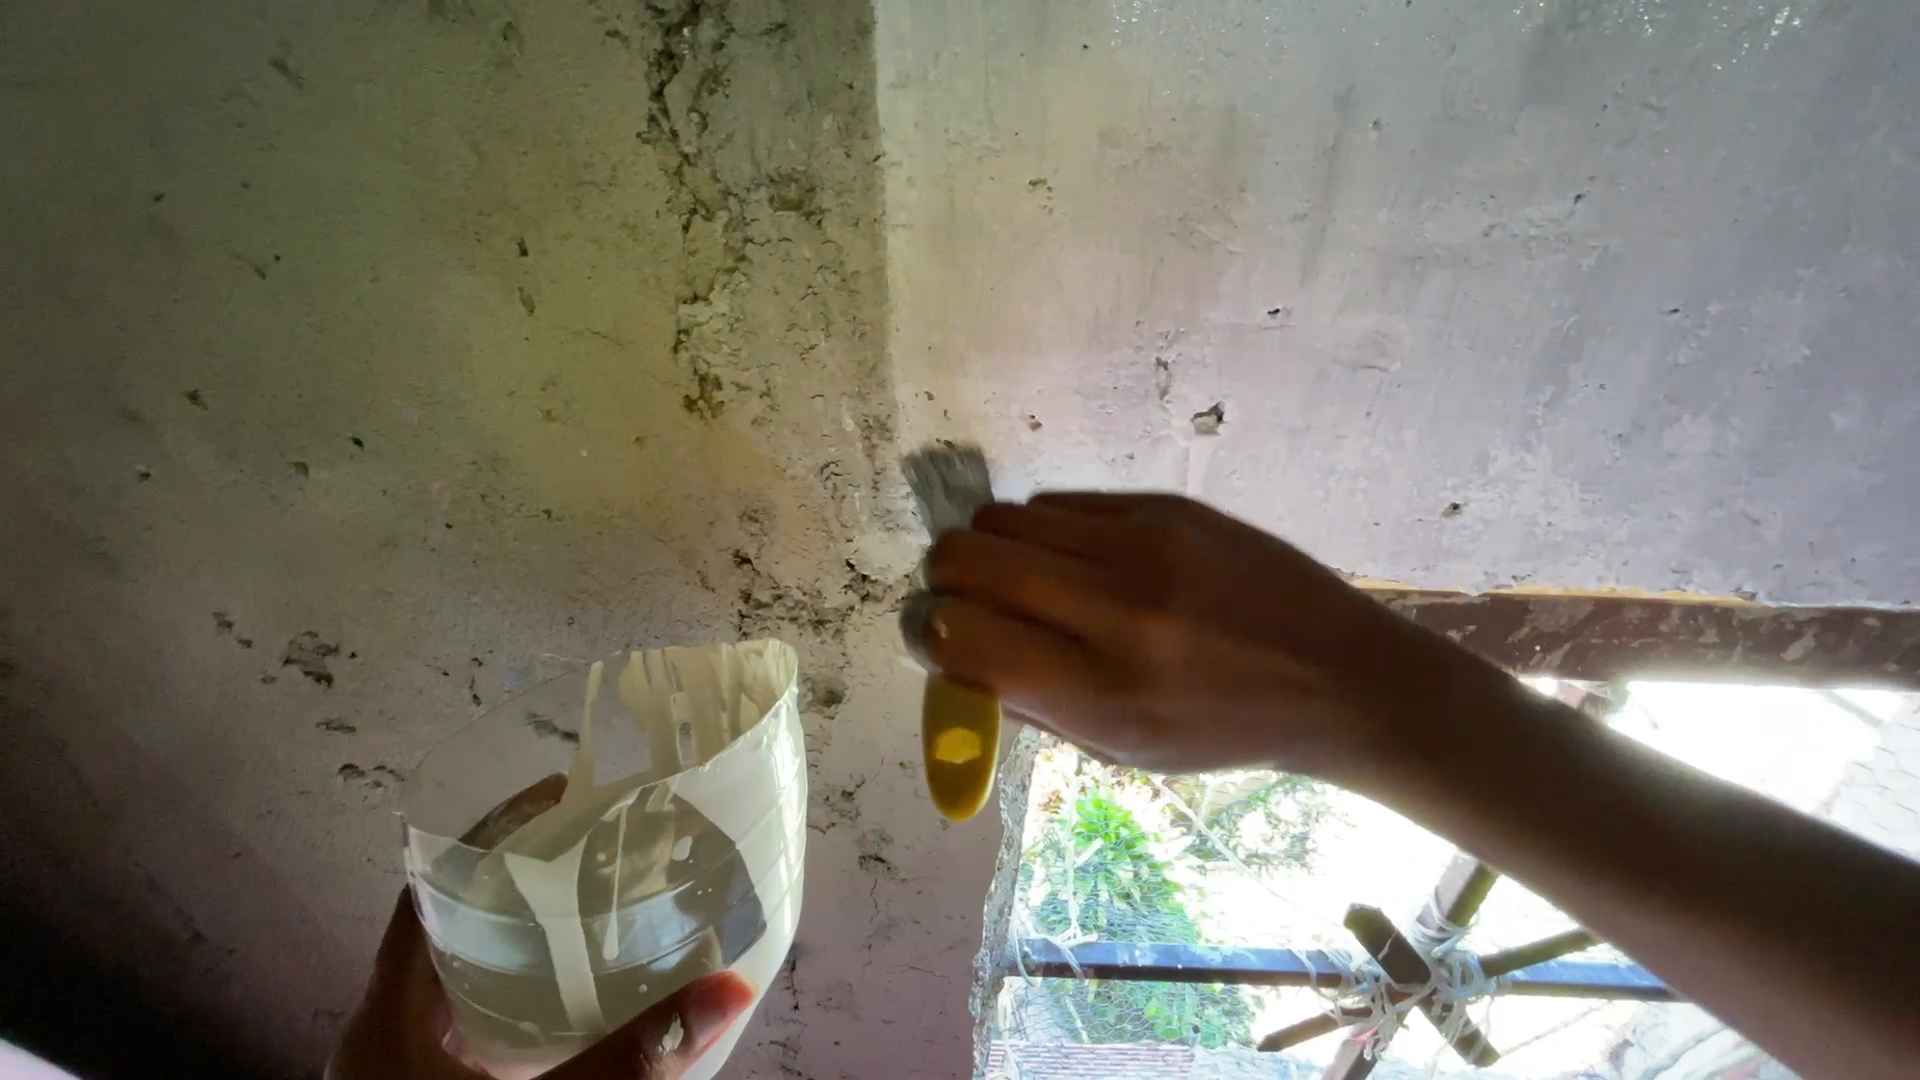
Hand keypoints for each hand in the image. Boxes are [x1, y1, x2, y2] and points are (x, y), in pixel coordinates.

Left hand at [330, 776, 754, 1079]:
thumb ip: (627, 1062)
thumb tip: (733, 986)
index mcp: (391, 1012)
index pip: (427, 882)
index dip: (490, 826)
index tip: (564, 791)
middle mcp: (392, 1027)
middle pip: (453, 917)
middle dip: (526, 872)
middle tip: (604, 843)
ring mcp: (408, 1064)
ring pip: (469, 969)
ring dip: (530, 931)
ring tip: (605, 903)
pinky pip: (482, 1015)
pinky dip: (531, 988)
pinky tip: (584, 994)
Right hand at [907, 492, 1488, 781]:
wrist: (1339, 673)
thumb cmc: (1222, 729)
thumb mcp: (1121, 749)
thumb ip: (1027, 701)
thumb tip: (953, 648)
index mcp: (1100, 692)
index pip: (962, 635)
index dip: (928, 631)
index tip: (936, 634)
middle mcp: (1113, 608)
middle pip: (965, 557)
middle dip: (945, 579)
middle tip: (970, 600)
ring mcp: (1141, 543)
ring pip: (1002, 516)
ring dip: (992, 548)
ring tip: (1028, 578)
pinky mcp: (1163, 503)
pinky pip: (1058, 501)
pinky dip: (1043, 530)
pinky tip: (1078, 557)